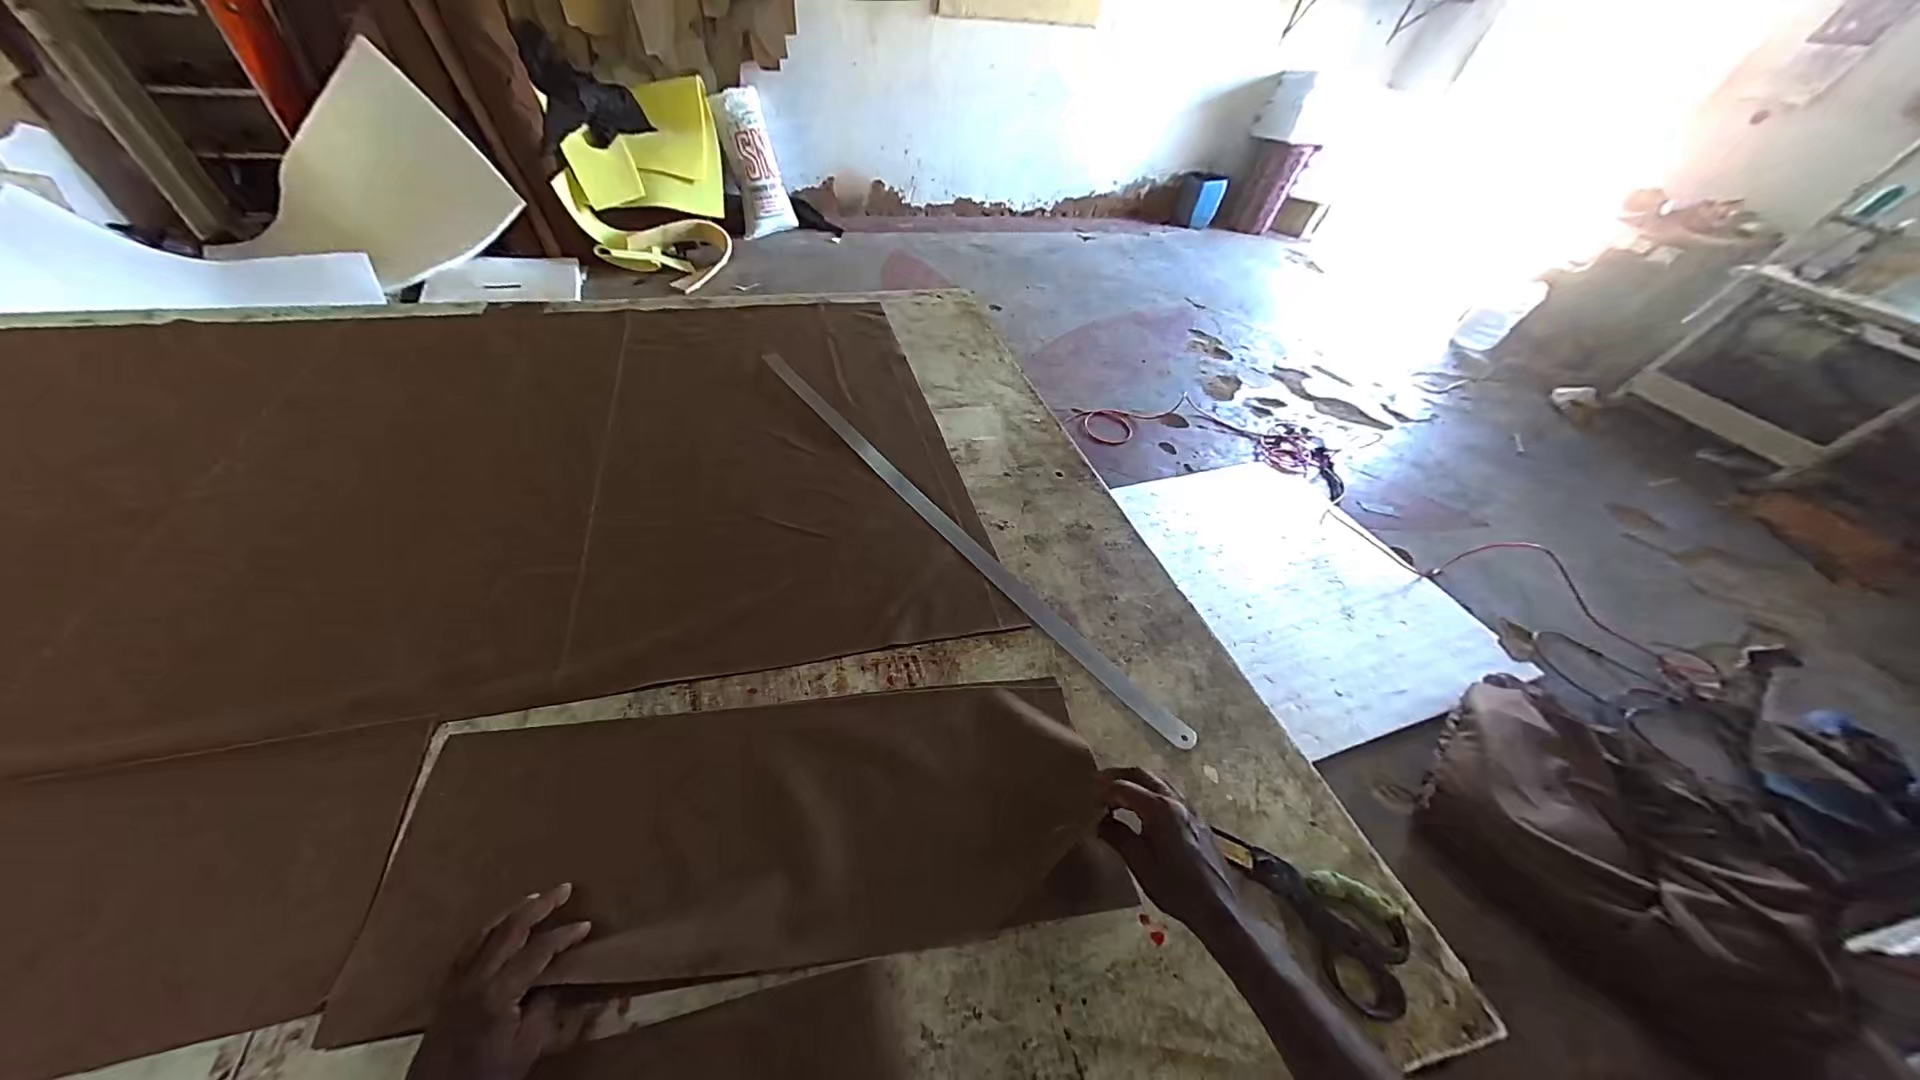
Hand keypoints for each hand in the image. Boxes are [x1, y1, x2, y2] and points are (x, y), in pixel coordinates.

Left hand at [405, 883, 594, 1079]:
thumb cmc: (488, 1077)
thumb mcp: (528, 1048)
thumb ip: (546, 1008)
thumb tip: (559, 979)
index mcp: (498, 993)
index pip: (538, 951)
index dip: (564, 935)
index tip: (586, 926)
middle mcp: (475, 980)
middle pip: (510, 930)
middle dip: (540, 905)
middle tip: (564, 888)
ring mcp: (456, 984)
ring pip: (485, 933)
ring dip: (513, 911)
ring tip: (534, 898)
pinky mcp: (445, 992)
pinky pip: (469, 948)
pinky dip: (488, 930)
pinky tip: (498, 928)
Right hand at [1097, 767, 1243, 932]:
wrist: (1216, 907)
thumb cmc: (1174, 887)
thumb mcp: (1138, 862)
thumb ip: (1117, 835)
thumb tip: (1099, 821)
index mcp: (1158, 808)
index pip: (1123, 787)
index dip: (1102, 791)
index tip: (1089, 800)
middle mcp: (1175, 800)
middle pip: (1142, 774)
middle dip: (1118, 776)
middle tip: (1099, 786)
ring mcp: (1189, 808)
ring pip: (1158, 781)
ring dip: (1136, 781)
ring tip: (1118, 794)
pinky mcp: (1197, 819)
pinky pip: (1170, 793)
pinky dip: (1151, 791)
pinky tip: (1144, 808)